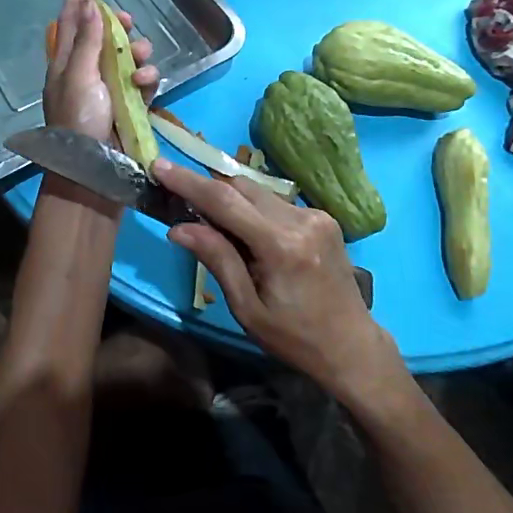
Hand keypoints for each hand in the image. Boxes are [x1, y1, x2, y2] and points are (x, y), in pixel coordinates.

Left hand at [42, 0, 155, 142]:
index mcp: (65, 64)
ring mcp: (108, 89)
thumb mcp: (79, 78)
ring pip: (126, 57)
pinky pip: (142, 82)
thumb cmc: (79, 121)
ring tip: (140, 61)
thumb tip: (91, 5)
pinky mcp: (129, 105)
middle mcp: (85, 73)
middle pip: (103, 37)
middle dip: (117, 26)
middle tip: (127, 22)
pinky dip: (146, 78)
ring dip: (136, 53)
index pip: (70, 23)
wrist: (94, 171)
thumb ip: (87, 42)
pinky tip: (146, 83)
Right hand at [152, 160, 408, 396]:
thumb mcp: (247, 308)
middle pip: (240, 188)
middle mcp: (301, 221)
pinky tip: (245, 233)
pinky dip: (251, 209)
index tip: (160, 166)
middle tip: (176, 197)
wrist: (353, 347)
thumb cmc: (294, 338)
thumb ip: (217, 259)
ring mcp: (316, 216)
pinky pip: (274, 202)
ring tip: (209, 222)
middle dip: (206, 189)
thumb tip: (178, 228)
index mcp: (282, 246)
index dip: (189, 182)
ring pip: (257, 191)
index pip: (225, 202)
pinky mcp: (323, 218)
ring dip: (229, 200)